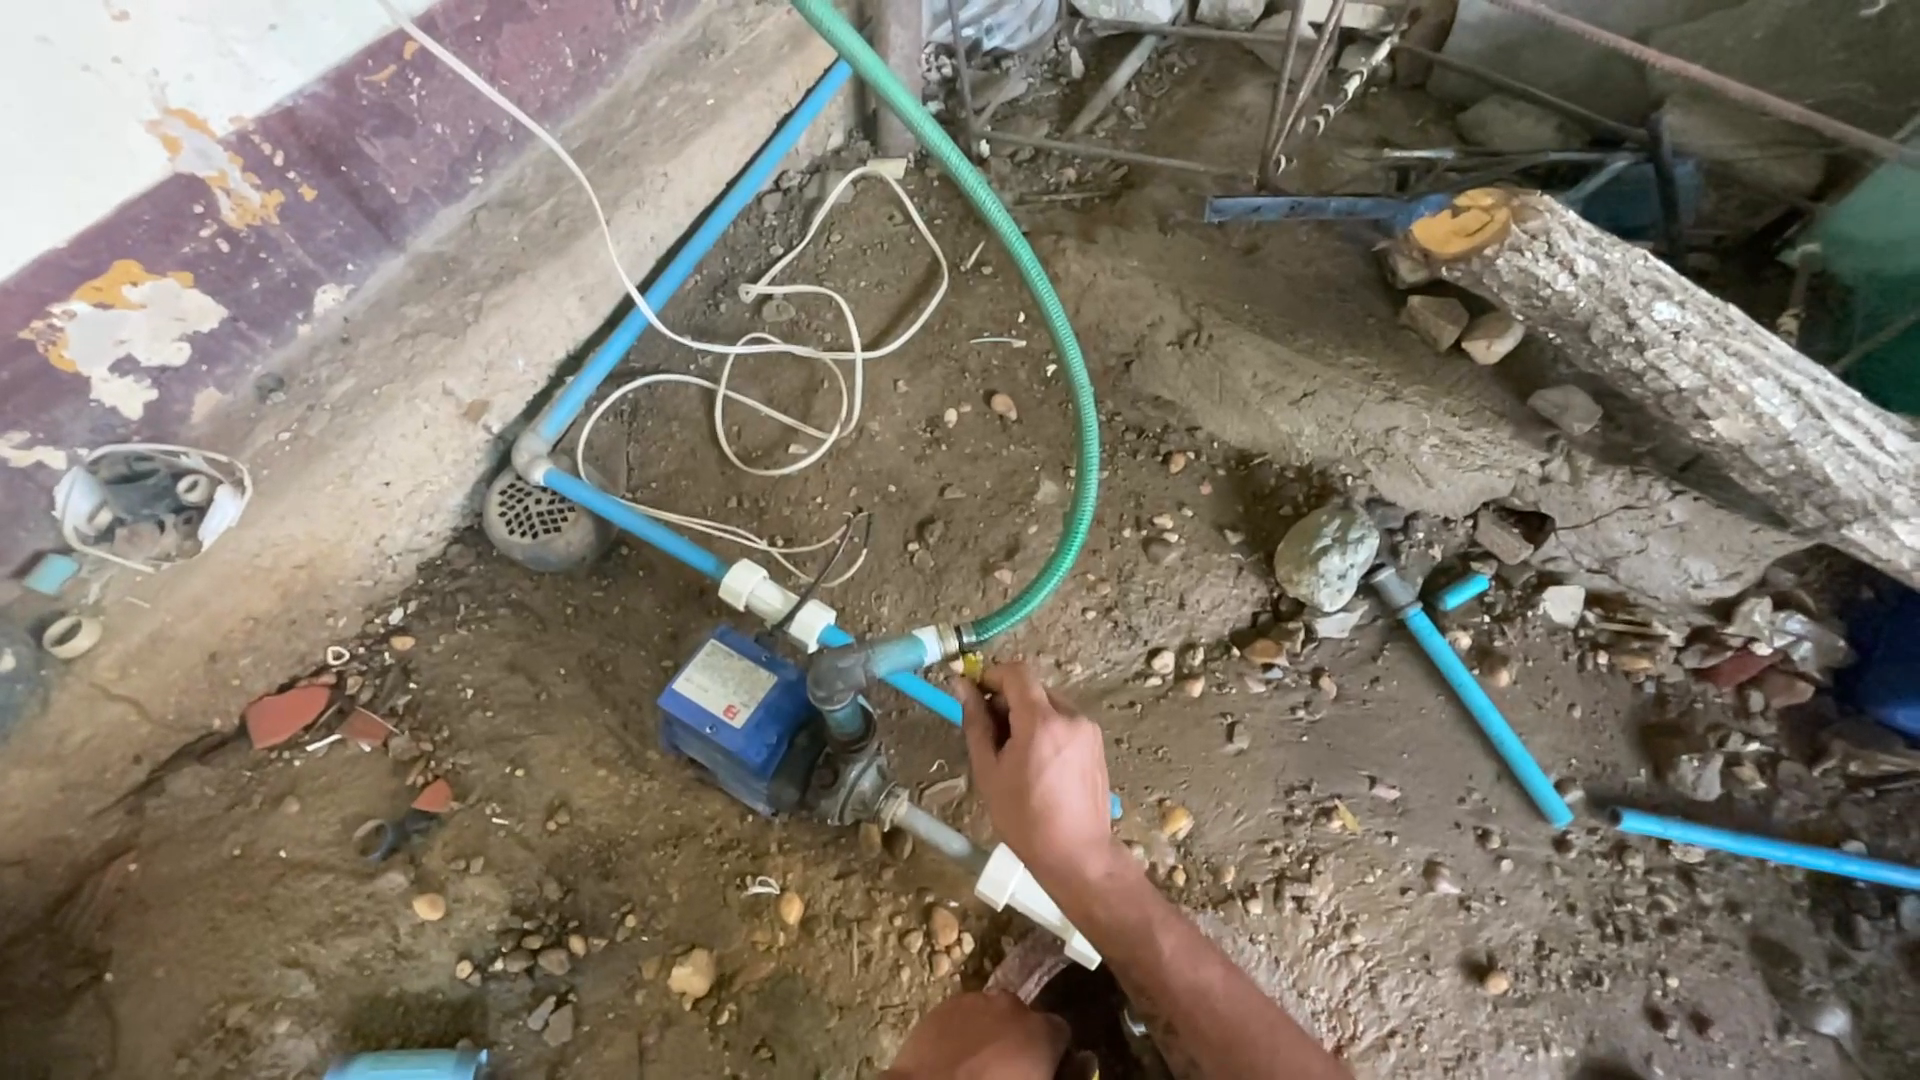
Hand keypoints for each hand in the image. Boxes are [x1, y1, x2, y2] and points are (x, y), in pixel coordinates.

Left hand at [885, 990, 1067, 1078]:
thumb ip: (1069, 1075)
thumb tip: (1085, 1062)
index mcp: (1040, 1031)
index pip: (1061, 1031)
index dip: (1055, 1054)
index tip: (1044, 1073)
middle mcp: (1011, 1005)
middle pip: (1025, 1019)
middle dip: (1021, 1041)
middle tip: (1009, 1072)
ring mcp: (976, 1000)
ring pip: (993, 1015)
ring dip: (993, 1034)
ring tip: (979, 1067)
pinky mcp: (946, 1004)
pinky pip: (965, 1014)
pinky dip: (966, 1031)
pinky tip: (956, 1057)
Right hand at [954, 663, 1125, 900]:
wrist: (1077, 854)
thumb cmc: (1024, 818)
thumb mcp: (988, 771)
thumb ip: (976, 722)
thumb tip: (962, 685)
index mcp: (1042, 721)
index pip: (1017, 672)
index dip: (991, 675)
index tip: (975, 694)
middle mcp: (1070, 716)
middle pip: (1032, 688)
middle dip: (1007, 701)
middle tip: (990, 734)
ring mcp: (1088, 729)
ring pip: (1048, 705)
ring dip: (1027, 716)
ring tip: (1014, 754)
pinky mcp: (1096, 743)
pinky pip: (1064, 721)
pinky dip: (1046, 729)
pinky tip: (1037, 763)